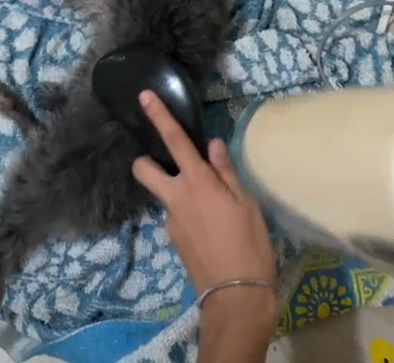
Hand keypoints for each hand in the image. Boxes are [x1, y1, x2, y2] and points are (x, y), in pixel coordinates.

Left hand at [130, 90, 276, 356]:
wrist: (235, 297)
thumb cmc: (249, 245)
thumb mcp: (247, 205)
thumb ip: (227, 172)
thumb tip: (214, 145)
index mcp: (197, 182)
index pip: (174, 140)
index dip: (159, 116)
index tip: (144, 96)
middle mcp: (176, 196)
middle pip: (144, 169)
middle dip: (147, 162)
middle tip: (169, 168)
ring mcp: (170, 219)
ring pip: (163, 195)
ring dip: (176, 193)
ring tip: (208, 210)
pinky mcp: (172, 239)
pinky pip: (175, 217)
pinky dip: (187, 216)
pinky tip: (209, 231)